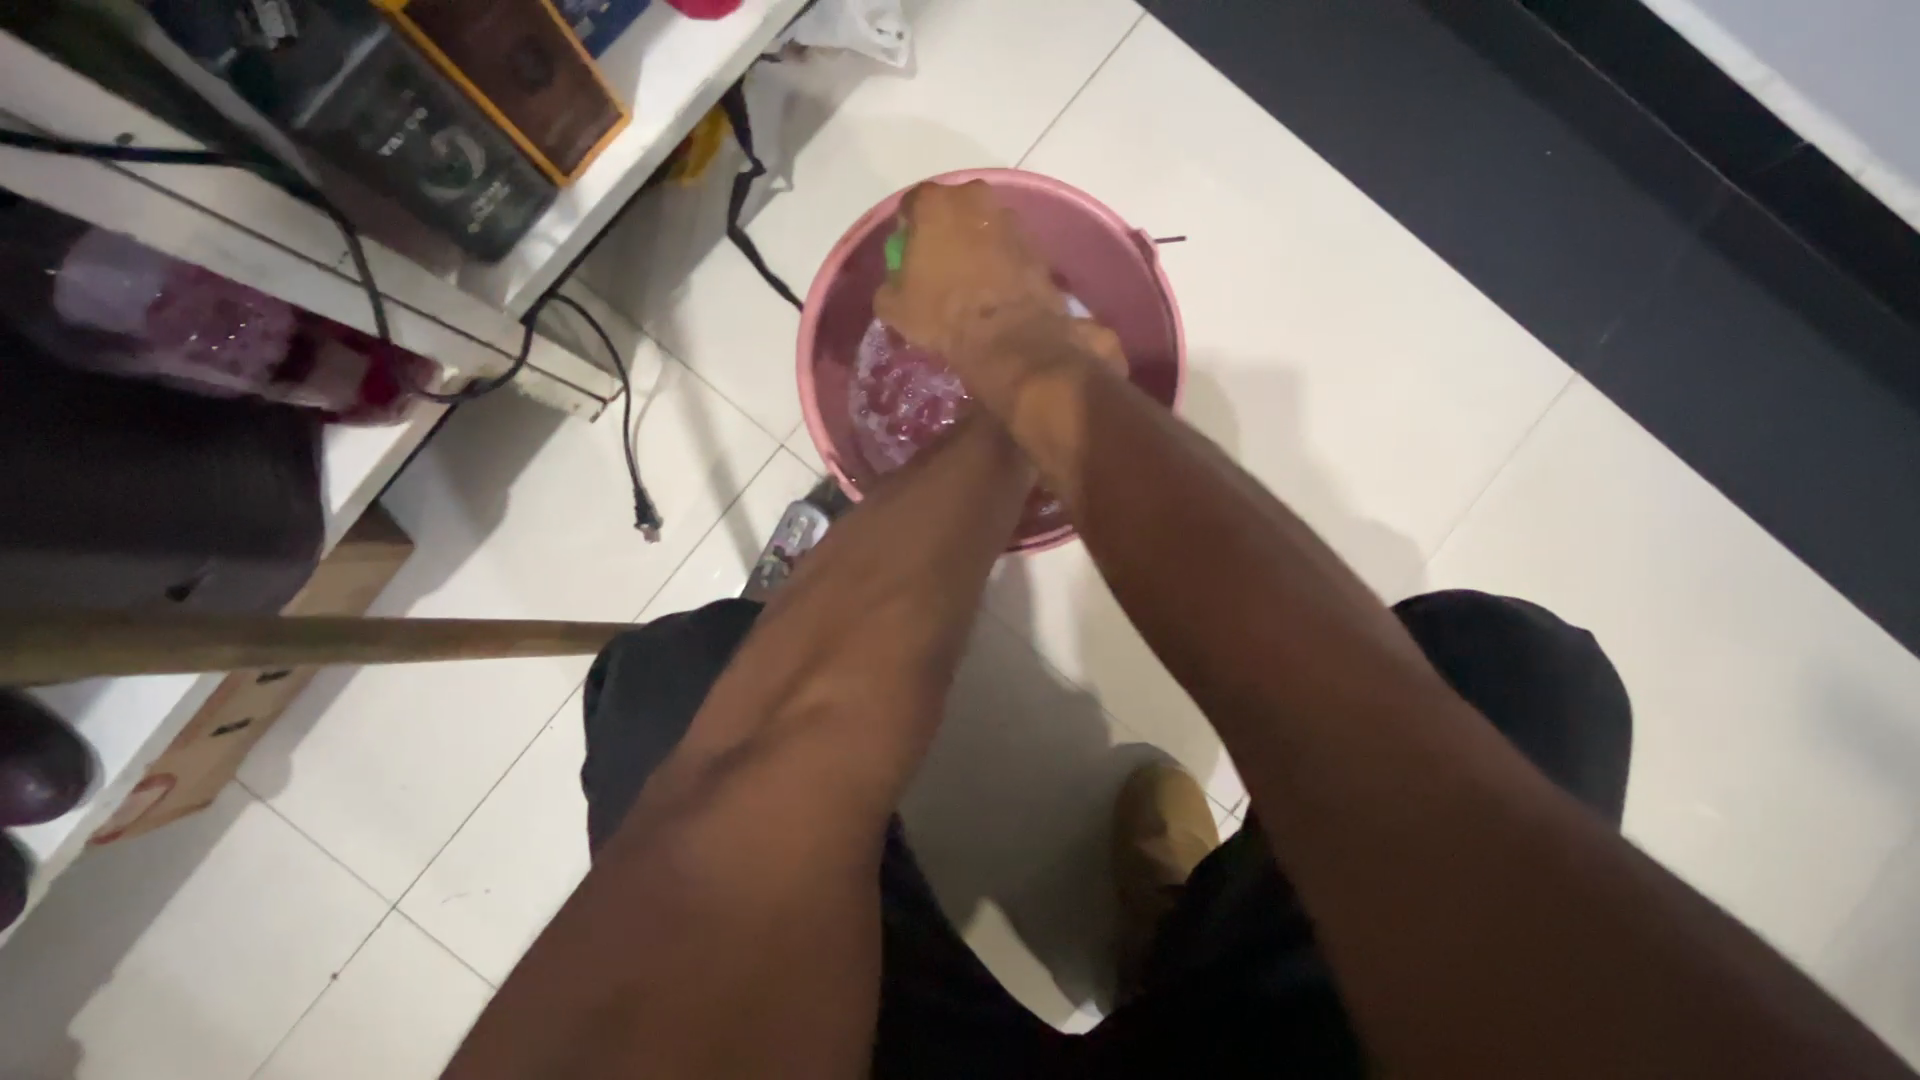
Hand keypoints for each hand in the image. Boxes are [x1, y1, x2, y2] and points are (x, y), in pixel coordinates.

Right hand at [874, 182, 1124, 407]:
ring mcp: (1010, 218)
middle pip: (952, 209)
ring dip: (976, 244)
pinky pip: (1008, 248)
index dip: (907, 231)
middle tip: (941, 264)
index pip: (911, 206)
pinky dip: (1001, 261)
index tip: (908, 256)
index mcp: (933, 203)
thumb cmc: (943, 314)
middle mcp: (973, 197)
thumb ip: (890, 284)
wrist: (1009, 337)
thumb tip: (896, 283)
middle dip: (945, 230)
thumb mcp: (894, 307)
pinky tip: (996, 289)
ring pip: (983, 226)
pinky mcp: (1037, 244)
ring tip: (972, 280)